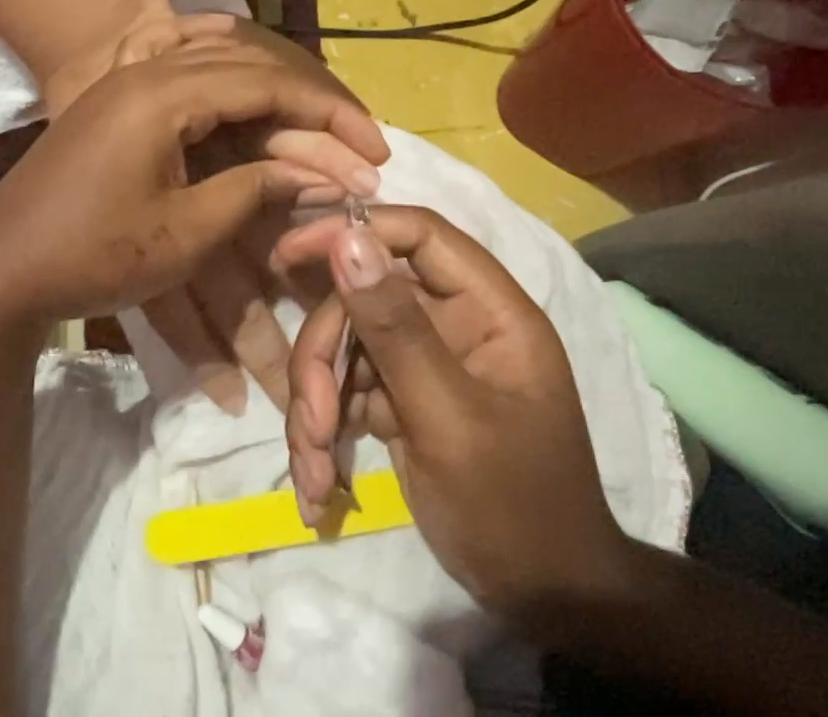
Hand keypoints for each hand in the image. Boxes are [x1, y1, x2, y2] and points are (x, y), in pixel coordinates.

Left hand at [0, 48, 388, 327]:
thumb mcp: (184, 234)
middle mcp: (143, 71)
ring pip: (211, 56)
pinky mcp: (109, 100)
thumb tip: (314, 173)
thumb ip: (253, 190)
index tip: (375, 147)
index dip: (328, 114)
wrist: (0, 269)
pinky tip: (230, 54)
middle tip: (359, 136)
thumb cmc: (92, 256)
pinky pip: (170, 56)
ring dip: (267, 80)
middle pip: (246, 63)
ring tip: (314, 110)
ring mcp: (121, 81)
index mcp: (163, 96)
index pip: (266, 84)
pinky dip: (211, 55)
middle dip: (308, 99)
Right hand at [273, 207, 638, 620]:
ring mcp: (421, 365)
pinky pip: (341, 393)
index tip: (288, 254)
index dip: (352, 232)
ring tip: (314, 476)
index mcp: (488, 311)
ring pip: (342, 351)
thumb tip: (348, 238)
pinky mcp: (397, 401)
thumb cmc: (515, 505)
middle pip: (361, 302)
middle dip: (322, 363)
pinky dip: (321, 435)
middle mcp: (453, 325)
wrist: (539, 594)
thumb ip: (396, 328)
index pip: (417, 236)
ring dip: (313, 409)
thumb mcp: (449, 416)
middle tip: (308, 425)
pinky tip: (319, 485)